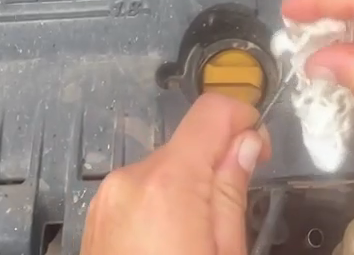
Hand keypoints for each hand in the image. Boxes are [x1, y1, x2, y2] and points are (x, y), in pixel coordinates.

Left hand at [82, 93, 270, 254]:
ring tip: (196, 246)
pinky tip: (168, 250)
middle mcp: (130, 179)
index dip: (242, 121)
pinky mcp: (95, 220)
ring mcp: (106, 200)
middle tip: (229, 221)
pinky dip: (160, 207)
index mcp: (167, 183)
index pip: (212, 112)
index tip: (258, 151)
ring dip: (187, 190)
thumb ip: (232, 193)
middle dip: (214, 168)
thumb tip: (244, 143)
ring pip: (164, 170)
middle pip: (187, 145)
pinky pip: (139, 193)